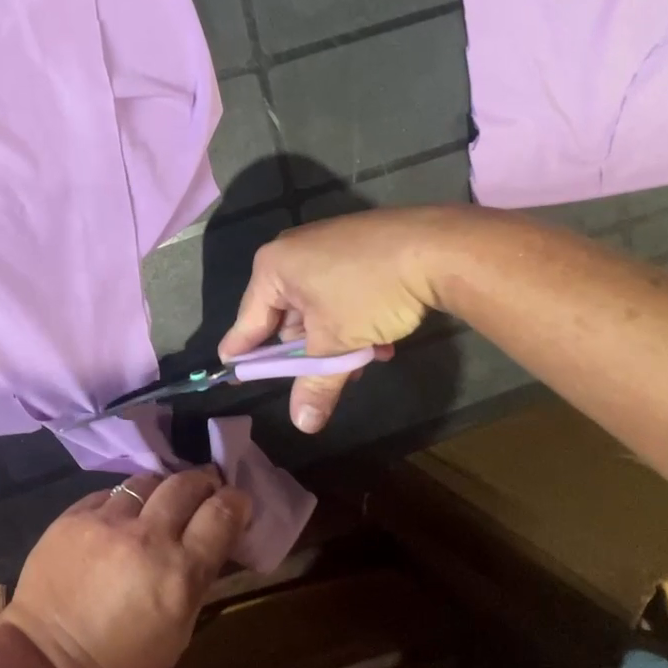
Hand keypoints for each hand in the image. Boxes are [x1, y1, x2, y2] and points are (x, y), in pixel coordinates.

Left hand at [0, 470, 250, 667]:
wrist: (49, 660)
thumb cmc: (122, 661)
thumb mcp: (178, 629)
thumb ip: (194, 577)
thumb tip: (208, 541)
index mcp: (180, 573)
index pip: (219, 516)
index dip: (235, 503)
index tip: (238, 500)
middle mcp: (146, 536)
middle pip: (184, 485)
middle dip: (202, 482)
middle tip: (206, 486)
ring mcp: (106, 521)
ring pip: (144, 482)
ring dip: (160, 489)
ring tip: (161, 499)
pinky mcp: (73, 514)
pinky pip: (108, 495)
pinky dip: (122, 502)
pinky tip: (121, 516)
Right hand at [218, 207, 457, 432]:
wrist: (437, 248)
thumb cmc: (369, 292)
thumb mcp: (338, 343)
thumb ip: (316, 383)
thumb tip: (302, 424)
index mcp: (273, 267)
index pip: (248, 318)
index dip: (241, 348)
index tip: (229, 369)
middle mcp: (292, 250)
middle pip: (287, 313)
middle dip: (307, 349)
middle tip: (317, 376)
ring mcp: (326, 243)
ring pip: (319, 303)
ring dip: (337, 337)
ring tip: (364, 360)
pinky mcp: (358, 244)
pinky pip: (341, 287)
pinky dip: (354, 315)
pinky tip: (381, 339)